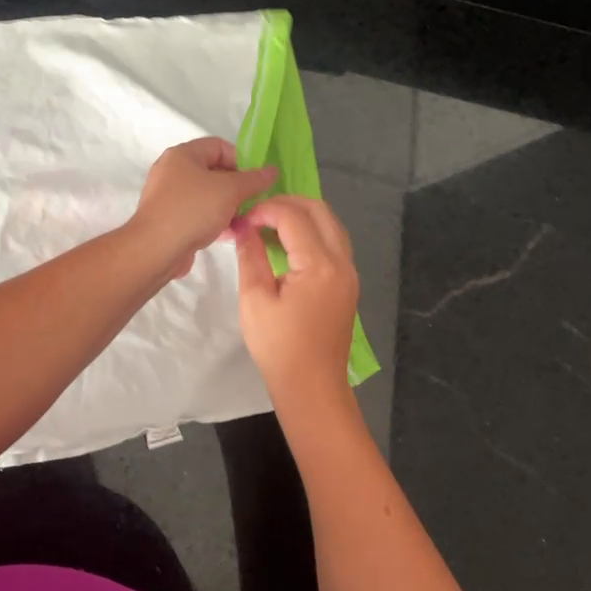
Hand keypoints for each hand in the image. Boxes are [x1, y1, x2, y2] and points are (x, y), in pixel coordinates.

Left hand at [128, 138, 277, 279]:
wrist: (156, 249)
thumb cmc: (193, 209)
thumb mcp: (229, 190)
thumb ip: (254, 179)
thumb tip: (272, 170)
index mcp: (183, 154)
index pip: (219, 146)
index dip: (242, 160)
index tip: (258, 181)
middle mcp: (172, 170)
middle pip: (214, 171)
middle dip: (237, 188)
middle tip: (255, 203)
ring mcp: (169, 195)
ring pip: (207, 195)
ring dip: (228, 207)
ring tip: (246, 222)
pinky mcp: (169, 218)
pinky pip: (197, 213)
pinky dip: (214, 220)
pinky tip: (230, 234)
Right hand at [233, 196, 360, 401]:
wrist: (312, 387)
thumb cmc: (279, 347)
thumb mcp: (254, 299)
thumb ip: (250, 256)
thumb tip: (243, 227)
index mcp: (319, 265)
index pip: (292, 216)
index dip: (264, 210)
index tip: (241, 223)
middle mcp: (342, 262)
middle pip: (319, 210)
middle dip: (286, 203)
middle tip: (256, 215)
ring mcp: (349, 273)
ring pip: (330, 223)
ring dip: (301, 215)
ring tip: (269, 226)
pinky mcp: (348, 283)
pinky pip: (333, 241)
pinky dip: (311, 231)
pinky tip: (287, 244)